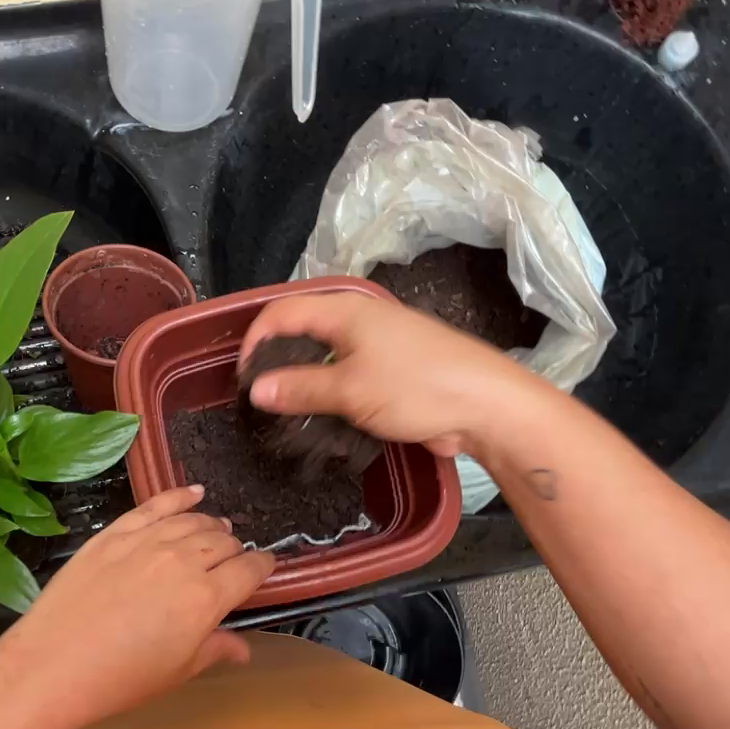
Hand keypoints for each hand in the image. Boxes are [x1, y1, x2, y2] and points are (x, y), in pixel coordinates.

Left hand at [0, 485, 275, 728]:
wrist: (52, 666)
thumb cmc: (119, 680)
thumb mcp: (176, 671)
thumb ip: (215, 649)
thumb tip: (245, 647)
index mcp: (205, 599)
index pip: (249, 570)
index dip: (263, 567)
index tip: (265, 568)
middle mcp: (182, 562)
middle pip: (223, 543)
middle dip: (235, 551)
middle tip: (232, 562)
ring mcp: (145, 542)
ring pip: (192, 522)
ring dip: (211, 526)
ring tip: (218, 531)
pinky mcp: (113, 534)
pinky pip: (154, 506)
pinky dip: (179, 497)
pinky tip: (194, 493)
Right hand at [239, 292, 545, 456]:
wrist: (487, 406)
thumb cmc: (416, 387)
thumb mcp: (349, 390)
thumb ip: (299, 389)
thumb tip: (255, 389)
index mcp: (346, 311)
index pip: (282, 311)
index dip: (254, 339)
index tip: (242, 378)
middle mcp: (359, 320)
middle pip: (301, 330)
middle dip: (275, 359)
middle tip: (259, 396)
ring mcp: (378, 345)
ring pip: (323, 355)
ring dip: (301, 379)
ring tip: (283, 411)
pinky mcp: (391, 371)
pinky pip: (346, 375)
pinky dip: (327, 392)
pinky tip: (320, 418)